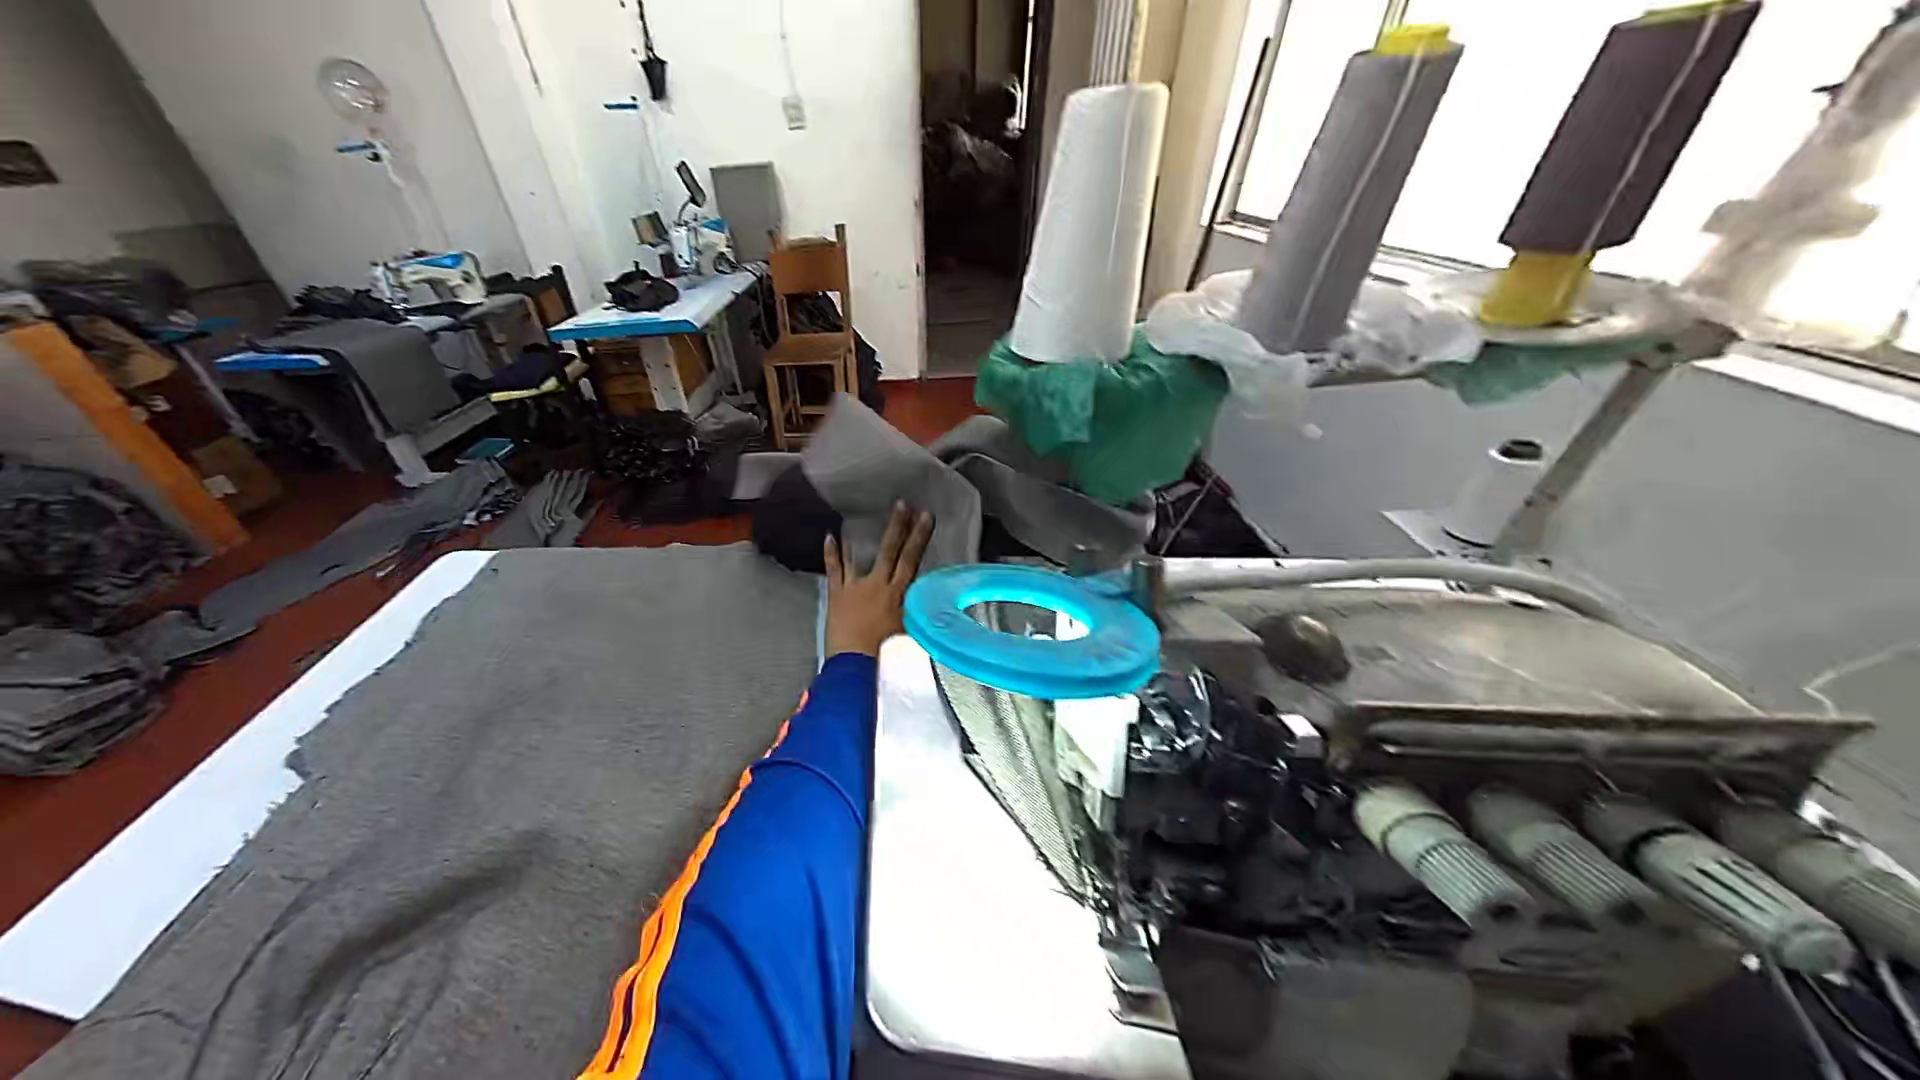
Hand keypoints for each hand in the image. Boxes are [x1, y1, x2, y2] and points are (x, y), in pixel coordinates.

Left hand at [823, 502, 933, 657]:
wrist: (854, 663)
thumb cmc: (886, 653)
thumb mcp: (909, 629)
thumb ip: (916, 608)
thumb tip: (926, 596)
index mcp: (898, 594)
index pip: (911, 559)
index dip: (919, 537)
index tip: (926, 517)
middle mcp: (878, 584)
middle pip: (891, 550)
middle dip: (899, 526)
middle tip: (903, 504)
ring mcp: (855, 587)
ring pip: (862, 556)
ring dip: (866, 536)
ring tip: (867, 515)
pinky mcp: (837, 594)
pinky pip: (834, 570)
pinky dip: (831, 554)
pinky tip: (829, 536)